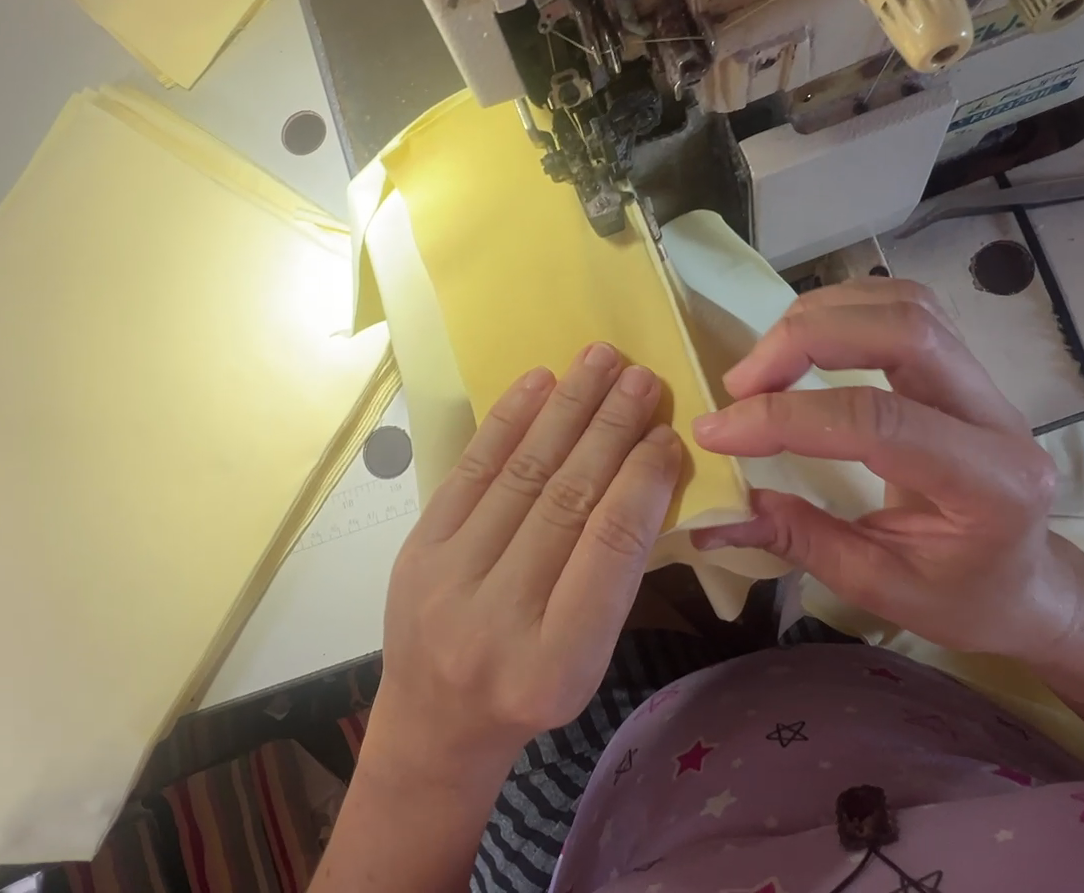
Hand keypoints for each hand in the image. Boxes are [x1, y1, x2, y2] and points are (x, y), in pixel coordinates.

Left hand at [373, 343, 682, 773]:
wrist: (436, 723)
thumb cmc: (531, 692)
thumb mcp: (590, 659)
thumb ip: (614, 575)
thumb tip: (646, 473)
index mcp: (556, 662)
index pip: (609, 549)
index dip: (642, 483)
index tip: (667, 435)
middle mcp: (496, 619)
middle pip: (565, 501)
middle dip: (609, 430)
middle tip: (642, 378)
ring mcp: (446, 580)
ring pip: (520, 475)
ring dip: (565, 409)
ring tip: (599, 360)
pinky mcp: (416, 550)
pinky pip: (469, 470)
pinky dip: (508, 421)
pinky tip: (539, 383)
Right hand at [688, 278, 1075, 656]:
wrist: (1028, 584)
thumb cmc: (962, 597)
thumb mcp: (879, 588)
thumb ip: (801, 541)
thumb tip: (717, 517)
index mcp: (988, 485)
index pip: (877, 422)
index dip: (786, 418)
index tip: (717, 432)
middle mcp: (996, 416)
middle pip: (903, 331)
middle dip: (804, 341)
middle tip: (739, 384)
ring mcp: (984, 383)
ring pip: (906, 306)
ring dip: (821, 317)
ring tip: (764, 363)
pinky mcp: (962, 368)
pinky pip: (906, 309)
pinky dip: (844, 310)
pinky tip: (804, 341)